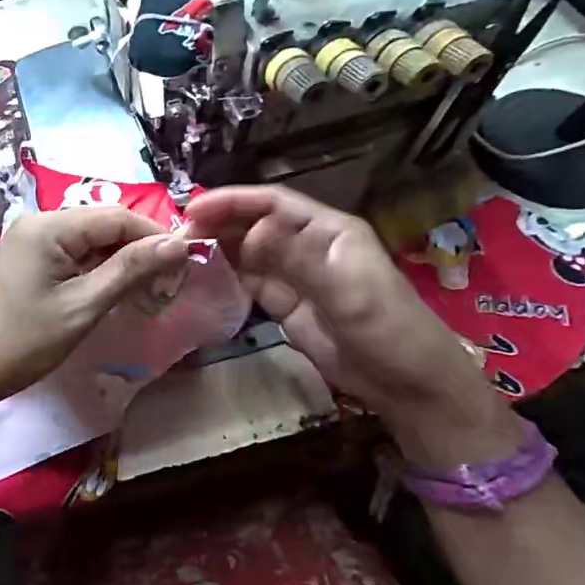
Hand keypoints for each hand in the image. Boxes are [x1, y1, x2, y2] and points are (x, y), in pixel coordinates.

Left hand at [0, 207, 189, 407]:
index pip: (116, 216)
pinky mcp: (27, 263)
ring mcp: (29, 243)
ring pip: (90, 244)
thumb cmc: (23, 341)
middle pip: (103, 227)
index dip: (154, 236)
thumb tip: (178, 243)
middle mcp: (38, 223)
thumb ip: (131, 270)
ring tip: (146, 296)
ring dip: (120, 266)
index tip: (184, 265)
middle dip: (138, 252)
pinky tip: (114, 295)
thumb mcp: (83, 306)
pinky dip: (97, 274)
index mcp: (48, 225)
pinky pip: (72, 258)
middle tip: (166, 288)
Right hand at [184, 186, 519, 465]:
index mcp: (328, 230)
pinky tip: (201, 278)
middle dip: (218, 224)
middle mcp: (308, 245)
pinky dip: (226, 278)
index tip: (194, 210)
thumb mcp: (348, 291)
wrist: (406, 383)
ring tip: (180, 254)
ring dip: (218, 249)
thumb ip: (300, 259)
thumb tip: (253, 230)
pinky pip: (251, 283)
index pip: (273, 204)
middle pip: (256, 224)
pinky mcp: (287, 305)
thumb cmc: (387, 329)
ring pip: (249, 253)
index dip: (233, 202)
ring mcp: (296, 276)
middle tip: (178, 236)